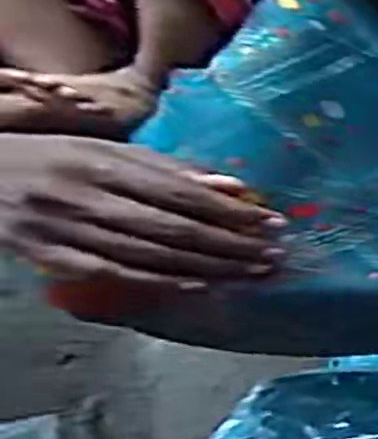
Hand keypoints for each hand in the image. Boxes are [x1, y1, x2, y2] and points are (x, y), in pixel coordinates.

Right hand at [0, 136, 283, 291]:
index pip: (184, 195)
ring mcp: (57, 229)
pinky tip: (203, 287)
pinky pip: (113, 273)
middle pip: (175, 230)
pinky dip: (163, 282)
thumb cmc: (54, 159)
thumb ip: (173, 170)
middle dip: (233, 246)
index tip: (276, 225)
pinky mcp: (40, 254)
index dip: (235, 213)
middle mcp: (78, 198)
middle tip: (275, 256)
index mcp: (99, 166)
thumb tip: (237, 187)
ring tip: (254, 273)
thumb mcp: (110, 152)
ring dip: (212, 268)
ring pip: (151, 255)